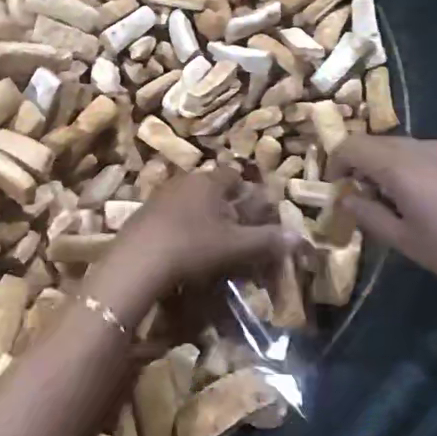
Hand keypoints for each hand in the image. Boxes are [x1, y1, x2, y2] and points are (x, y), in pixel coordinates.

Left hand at [87, 167, 289, 316]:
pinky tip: (182, 249)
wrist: (137, 261)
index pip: (234, 174)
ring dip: (200, 216)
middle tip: (235, 227)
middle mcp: (184, 180)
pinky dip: (180, 227)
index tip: (255, 208)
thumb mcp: (236, 245)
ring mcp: (159, 196)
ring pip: (189, 201)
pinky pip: (170, 216)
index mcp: (209, 181)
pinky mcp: (141, 214)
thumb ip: (267, 240)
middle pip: (210, 187)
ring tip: (210, 241)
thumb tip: (299, 237)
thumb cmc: (193, 246)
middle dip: (224, 204)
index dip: (247, 189)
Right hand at [330, 136, 436, 329]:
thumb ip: (369, 214)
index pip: (352, 145)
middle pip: (379, 144)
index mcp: (401, 165)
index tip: (335, 189)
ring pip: (407, 149)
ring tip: (398, 205)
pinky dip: (418, 170)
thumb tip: (345, 196)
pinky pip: (433, 155)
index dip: (336, 163)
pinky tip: (433, 203)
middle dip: (363, 166)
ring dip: (391, 168)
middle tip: (362, 200)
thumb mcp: (406, 243)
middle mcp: (425, 147)